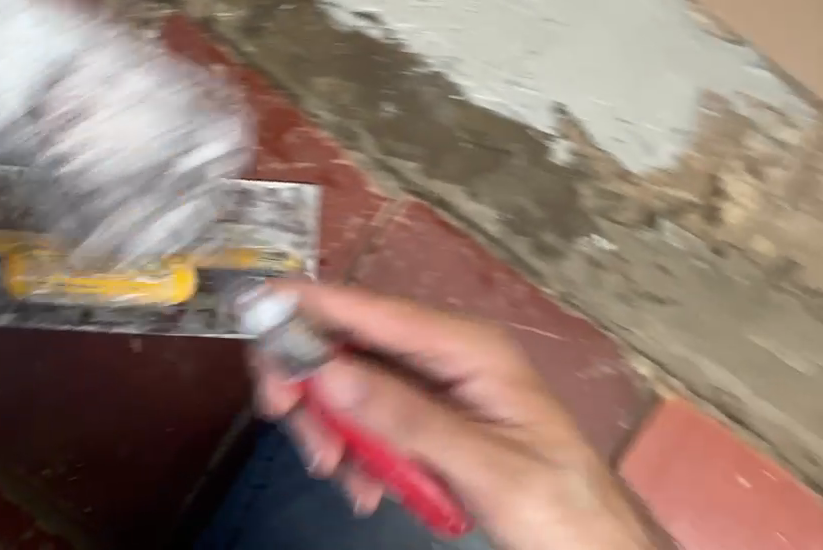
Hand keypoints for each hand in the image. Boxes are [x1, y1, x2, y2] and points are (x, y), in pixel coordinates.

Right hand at [250, 283, 662, 549]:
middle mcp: (436, 352)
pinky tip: (364, 487)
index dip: (304, 303)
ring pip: (341, 381)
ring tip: (338, 475)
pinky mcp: (418, 416)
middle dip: (307, 380)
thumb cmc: (570, 517)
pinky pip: (359, 416)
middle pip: (341, 342)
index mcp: (463, 346)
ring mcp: (426, 384)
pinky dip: (349, 449)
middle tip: (282, 417)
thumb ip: (409, 419)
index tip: (252, 309)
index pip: (366, 308)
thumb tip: (326, 370)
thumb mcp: (494, 472)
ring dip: (326, 425)